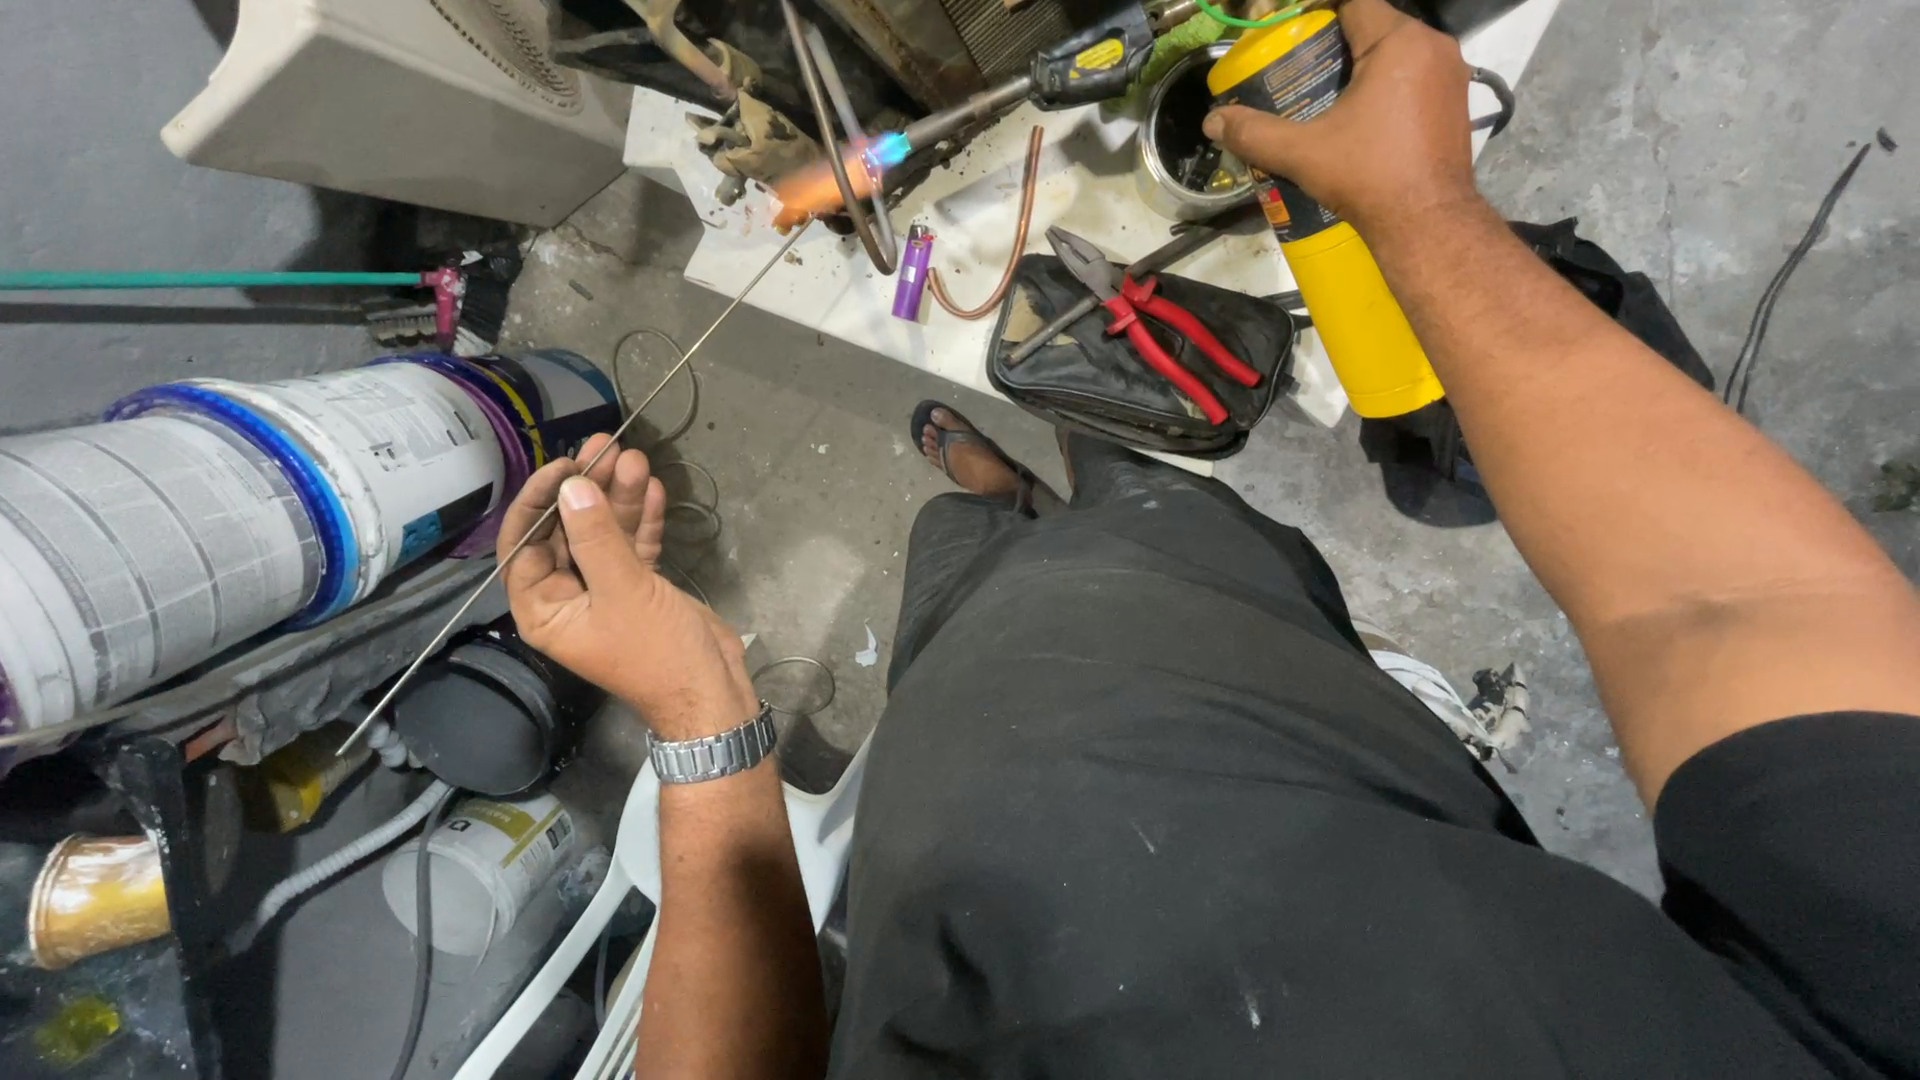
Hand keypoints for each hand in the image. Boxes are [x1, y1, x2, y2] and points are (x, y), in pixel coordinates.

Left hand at [497, 434, 756, 739]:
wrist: (711, 690)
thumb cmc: (656, 651)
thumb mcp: (623, 591)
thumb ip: (597, 536)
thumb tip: (573, 485)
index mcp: (546, 607)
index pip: (524, 544)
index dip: (540, 501)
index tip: (565, 466)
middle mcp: (571, 596)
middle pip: (570, 531)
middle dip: (589, 489)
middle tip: (607, 446)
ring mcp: (609, 590)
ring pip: (607, 534)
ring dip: (621, 497)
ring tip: (636, 457)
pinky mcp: (642, 587)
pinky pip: (636, 547)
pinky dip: (645, 521)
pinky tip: (654, 490)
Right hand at [1203, 0, 1481, 232]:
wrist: (1424, 221)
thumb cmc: (1367, 176)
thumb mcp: (1302, 153)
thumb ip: (1255, 134)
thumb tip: (1214, 121)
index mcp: (1398, 43)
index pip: (1356, 2)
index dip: (1320, 11)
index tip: (1294, 31)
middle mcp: (1433, 47)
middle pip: (1375, 28)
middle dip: (1335, 46)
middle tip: (1299, 73)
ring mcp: (1449, 75)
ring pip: (1396, 55)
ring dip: (1360, 70)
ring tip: (1325, 100)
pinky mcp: (1454, 104)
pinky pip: (1413, 80)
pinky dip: (1384, 90)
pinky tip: (1359, 122)